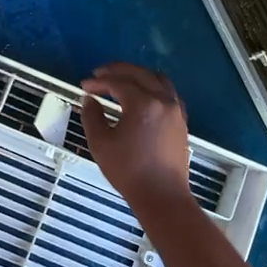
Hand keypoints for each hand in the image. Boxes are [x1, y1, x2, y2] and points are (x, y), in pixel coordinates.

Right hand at [80, 63, 193, 213]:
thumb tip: (90, 100)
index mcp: (143, 104)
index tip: (85, 86)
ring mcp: (175, 110)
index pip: (118, 83)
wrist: (162, 196)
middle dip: (117, 71)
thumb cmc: (128, 171)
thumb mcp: (101, 143)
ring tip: (122, 80)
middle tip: (100, 74)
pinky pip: (169, 93)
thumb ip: (92, 117)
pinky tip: (145, 95)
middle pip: (139, 74)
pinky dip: (154, 87)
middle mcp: (162, 100)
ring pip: (158, 80)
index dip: (99, 82)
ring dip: (138, 75)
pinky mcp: (181, 121)